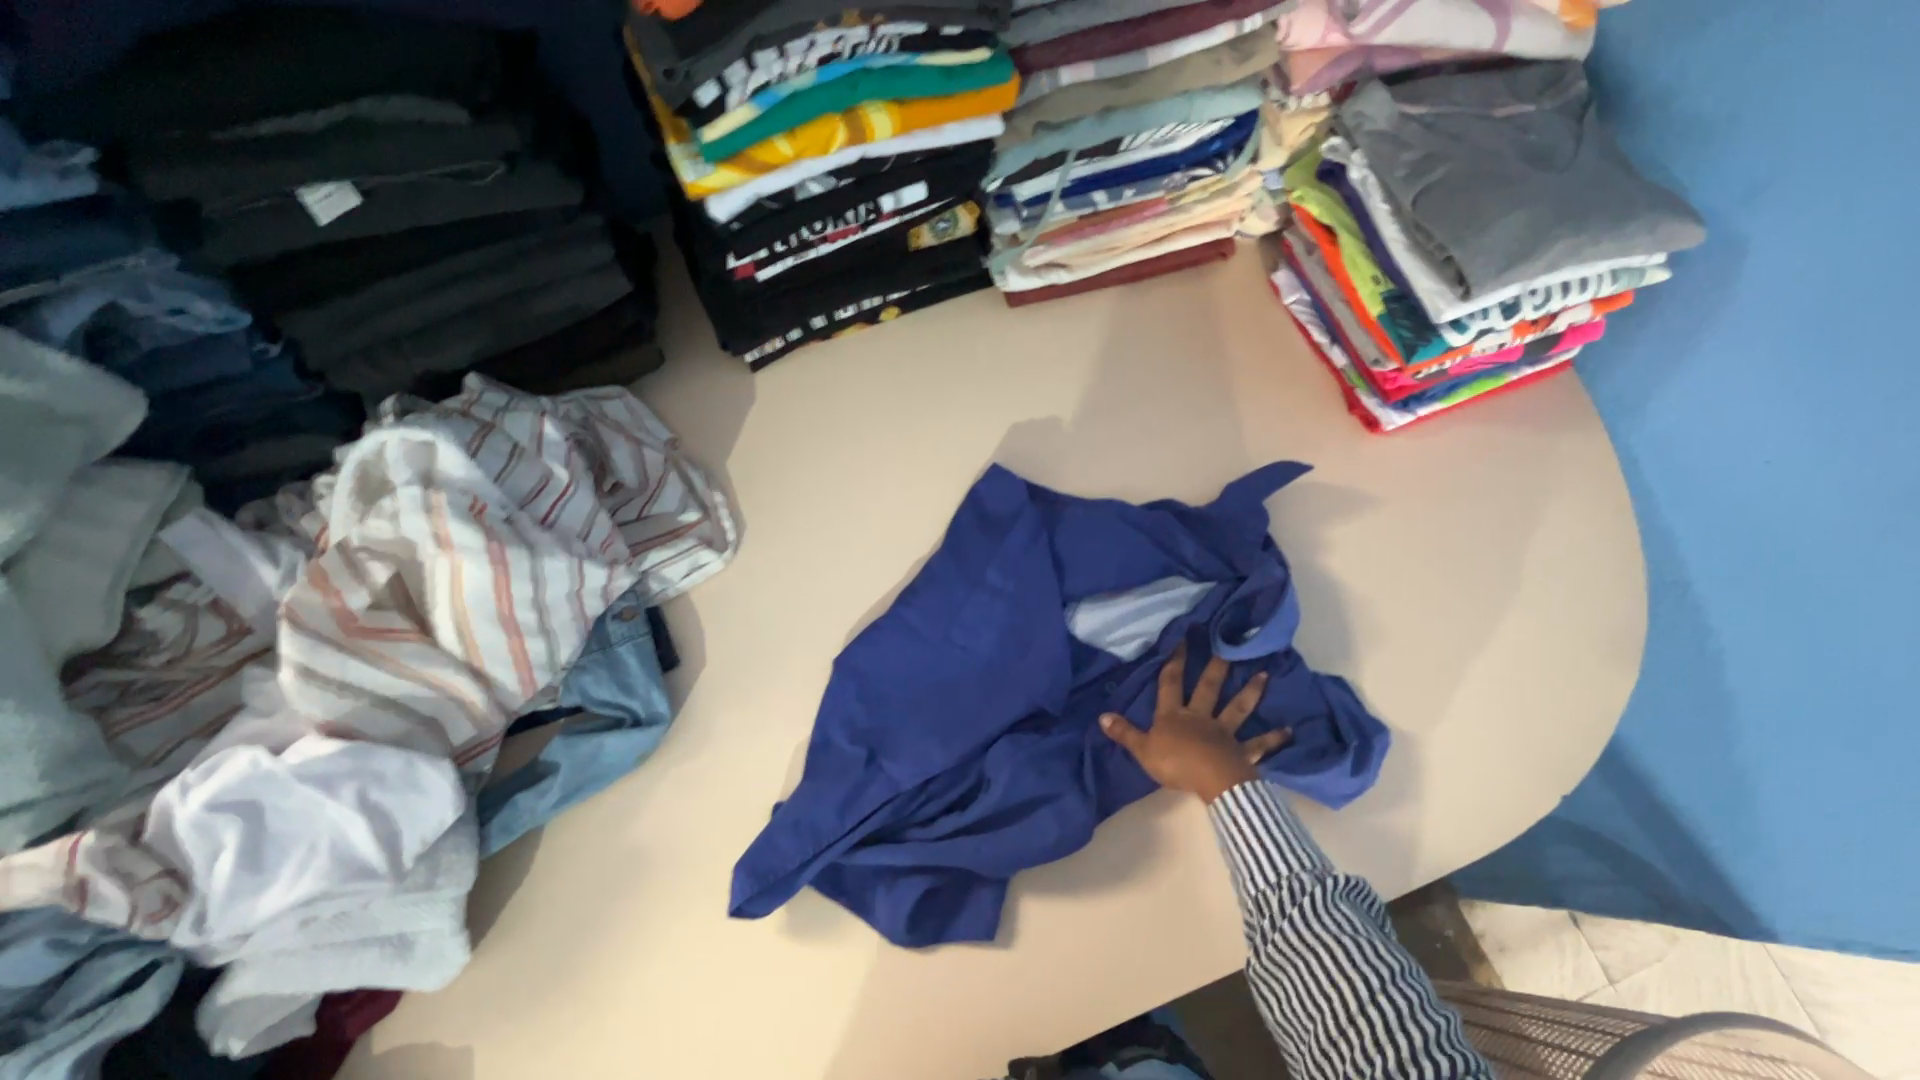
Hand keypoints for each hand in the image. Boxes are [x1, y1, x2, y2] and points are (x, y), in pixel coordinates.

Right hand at [1100, 643, 1291, 802]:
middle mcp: (1200, 718)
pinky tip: (1289, 730)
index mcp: (1173, 717)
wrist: (1210, 780)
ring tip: (1265, 674)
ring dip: (1251, 692)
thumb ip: (1124, 733)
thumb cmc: (1174, 763)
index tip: (1182, 639)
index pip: (1170, 684)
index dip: (1174, 662)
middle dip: (1215, 667)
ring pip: (1237, 708)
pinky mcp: (1243, 752)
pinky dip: (1274, 738)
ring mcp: (1224, 734)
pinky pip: (1259, 745)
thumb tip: (1102, 716)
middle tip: (1227, 645)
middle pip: (1207, 689)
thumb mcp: (1142, 749)